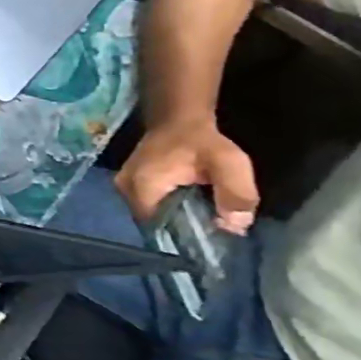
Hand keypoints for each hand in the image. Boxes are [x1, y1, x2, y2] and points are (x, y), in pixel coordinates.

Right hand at [115, 119, 257, 233]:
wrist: (177, 120)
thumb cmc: (201, 141)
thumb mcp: (229, 164)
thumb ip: (236, 194)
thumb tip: (235, 226)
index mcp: (143, 186)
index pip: (157, 226)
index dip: (185, 236)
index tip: (210, 239)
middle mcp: (126, 189)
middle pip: (153, 221)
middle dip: (182, 227)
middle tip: (210, 227)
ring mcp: (124, 186)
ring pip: (150, 214)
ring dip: (175, 218)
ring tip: (202, 217)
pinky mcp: (129, 183)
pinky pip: (147, 205)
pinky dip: (168, 209)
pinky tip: (188, 205)